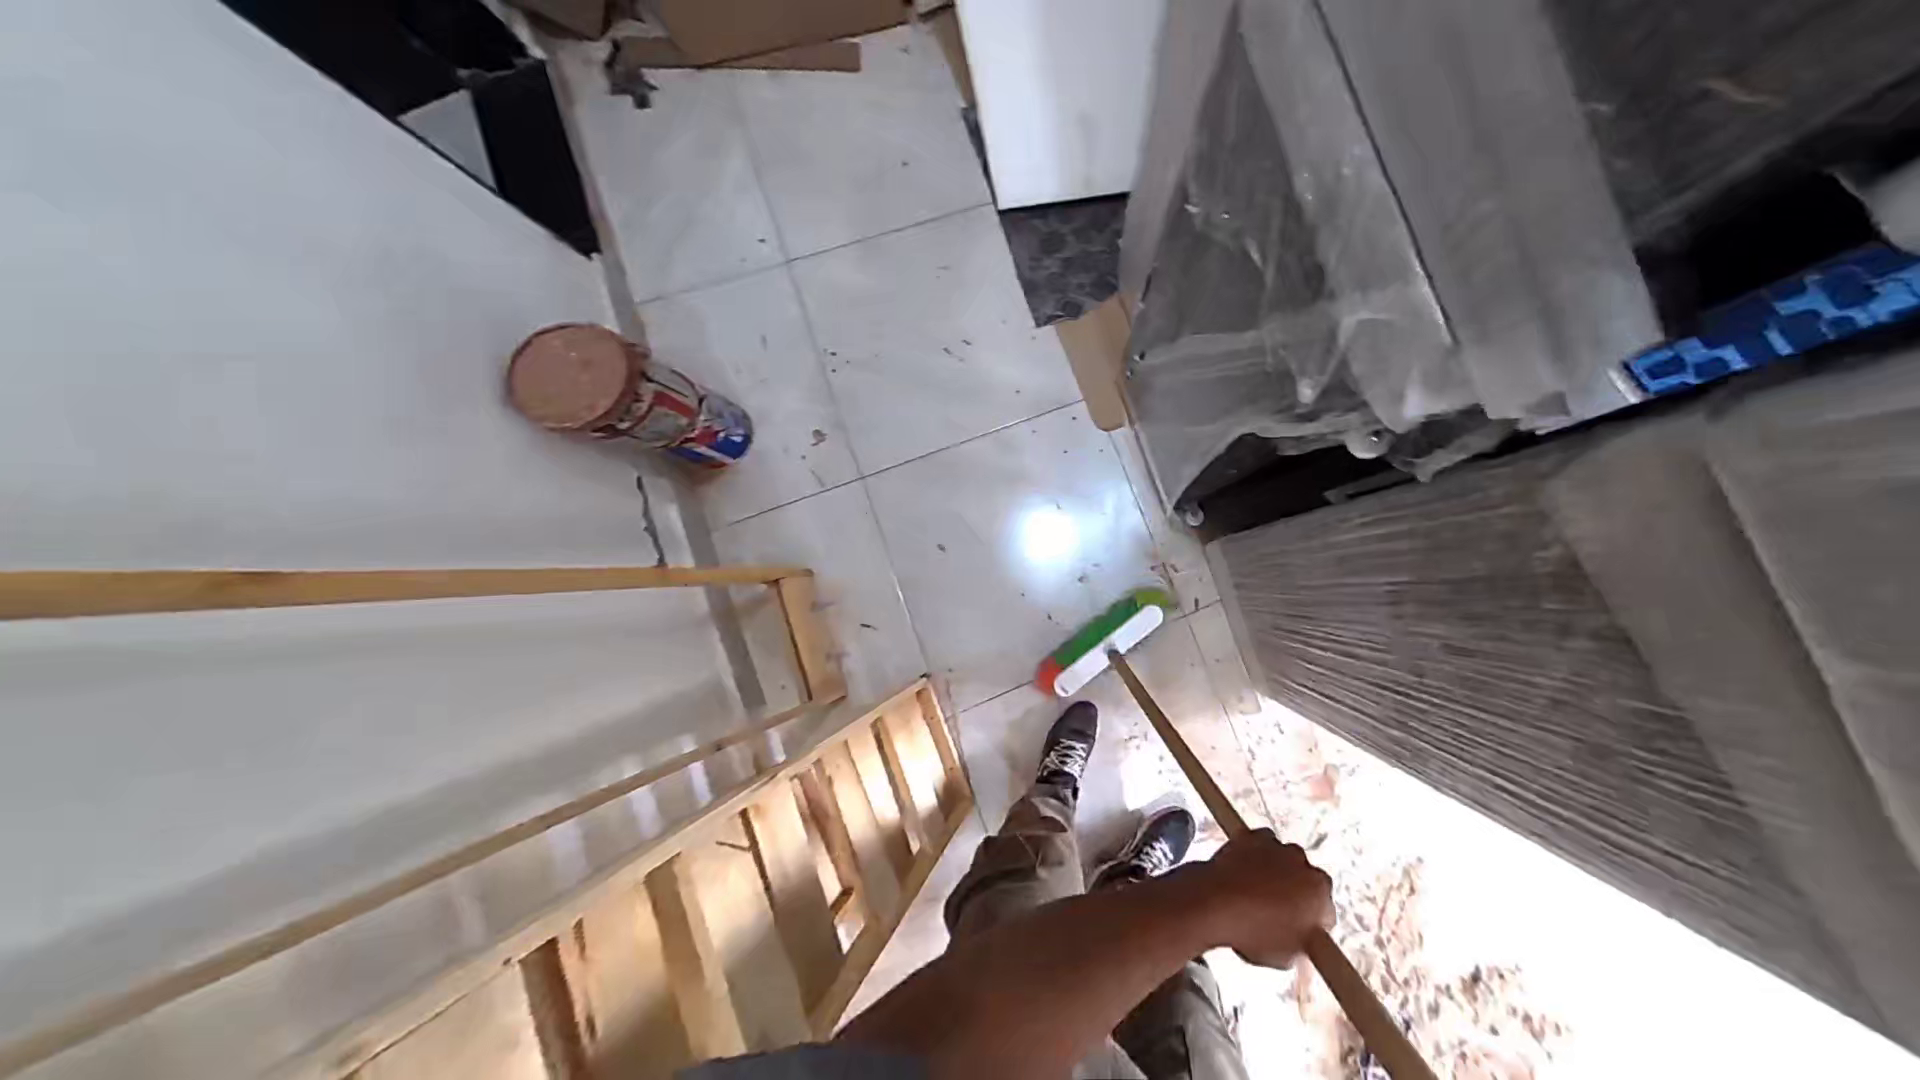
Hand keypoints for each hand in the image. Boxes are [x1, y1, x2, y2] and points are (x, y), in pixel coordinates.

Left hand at [1190, 829, 1333, 967]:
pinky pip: (1261, 843)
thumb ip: (1300, 944)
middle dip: (1295, 893)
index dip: (1311, 923)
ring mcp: (1276, 846)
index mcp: (1319, 892)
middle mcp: (1303, 863)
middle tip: (1275, 909)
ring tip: (1255, 889)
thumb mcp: (1286, 956)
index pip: (1324, 911)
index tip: (1298, 930)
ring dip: (1276, 870)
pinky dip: (1256, 852)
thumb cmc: (1251, 931)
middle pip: (1305, 880)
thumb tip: (1294, 940)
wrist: (1214, 901)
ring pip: (1283, 859)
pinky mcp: (1251, 835)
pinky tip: (1244, 869)